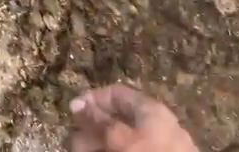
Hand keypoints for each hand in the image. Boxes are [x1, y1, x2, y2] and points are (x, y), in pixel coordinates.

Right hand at [68, 84, 198, 151]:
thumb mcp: (119, 138)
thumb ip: (98, 120)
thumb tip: (78, 104)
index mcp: (152, 110)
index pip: (116, 93)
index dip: (92, 99)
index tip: (73, 112)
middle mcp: (160, 125)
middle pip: (119, 119)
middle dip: (93, 129)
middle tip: (75, 141)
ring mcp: (165, 147)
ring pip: (125, 139)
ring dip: (100, 143)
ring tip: (81, 150)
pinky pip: (137, 149)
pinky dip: (116, 151)